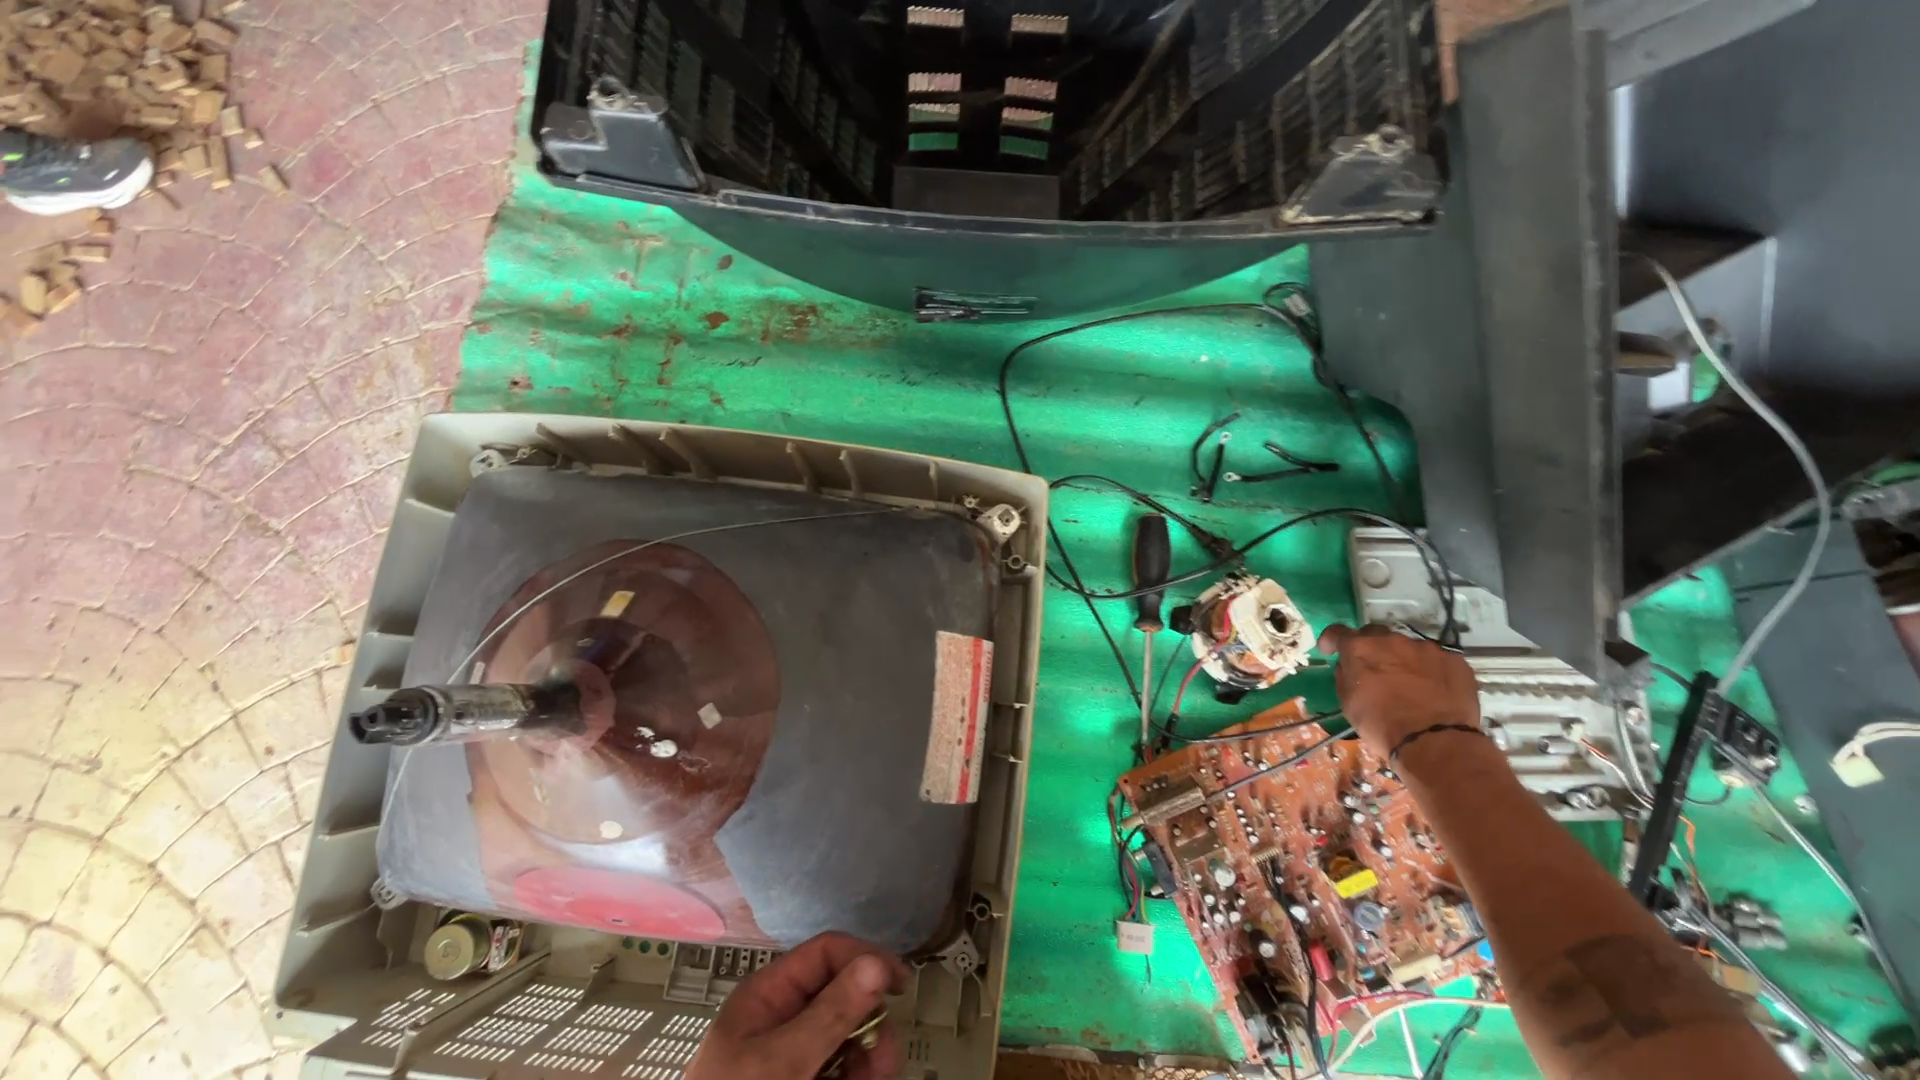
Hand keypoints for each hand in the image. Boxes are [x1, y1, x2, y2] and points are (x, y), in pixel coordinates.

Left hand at [685, 932, 909, 1079]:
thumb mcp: (781, 1062)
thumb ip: (829, 1014)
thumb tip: (877, 963)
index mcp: (768, 995)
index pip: (825, 953)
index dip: (865, 958)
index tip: (901, 986)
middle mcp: (784, 1017)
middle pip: (845, 995)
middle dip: (871, 1024)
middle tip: (883, 1062)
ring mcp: (795, 1053)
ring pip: (850, 1036)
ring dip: (869, 1057)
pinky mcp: (806, 1078)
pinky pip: (844, 1066)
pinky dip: (859, 1075)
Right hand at [1317, 624, 1479, 759]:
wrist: (1435, 741)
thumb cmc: (1382, 725)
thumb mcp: (1349, 703)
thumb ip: (1346, 676)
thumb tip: (1350, 666)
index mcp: (1361, 649)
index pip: (1338, 632)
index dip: (1331, 640)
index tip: (1330, 650)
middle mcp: (1392, 641)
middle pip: (1376, 635)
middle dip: (1371, 648)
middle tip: (1373, 668)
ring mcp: (1427, 648)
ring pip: (1409, 647)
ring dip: (1403, 660)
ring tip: (1409, 684)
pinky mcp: (1454, 661)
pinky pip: (1437, 660)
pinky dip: (1431, 671)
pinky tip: (1434, 691)